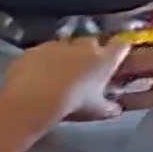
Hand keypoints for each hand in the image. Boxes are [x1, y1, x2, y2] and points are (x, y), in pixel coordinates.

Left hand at [0, 38, 131, 122]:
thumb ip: (109, 107)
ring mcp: (55, 46)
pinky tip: (31, 70)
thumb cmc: (70, 104)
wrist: (30, 100)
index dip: (116, 51)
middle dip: (87, 50)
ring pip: (62, 44)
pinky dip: (37, 58)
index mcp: (105, 58)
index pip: (121, 45)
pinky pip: (37, 51)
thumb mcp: (97, 110)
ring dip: (61, 52)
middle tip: (79, 65)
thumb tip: (114, 110)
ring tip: (53, 68)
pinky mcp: (31, 51)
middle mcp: (83, 47)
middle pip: (90, 41)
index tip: (111, 58)